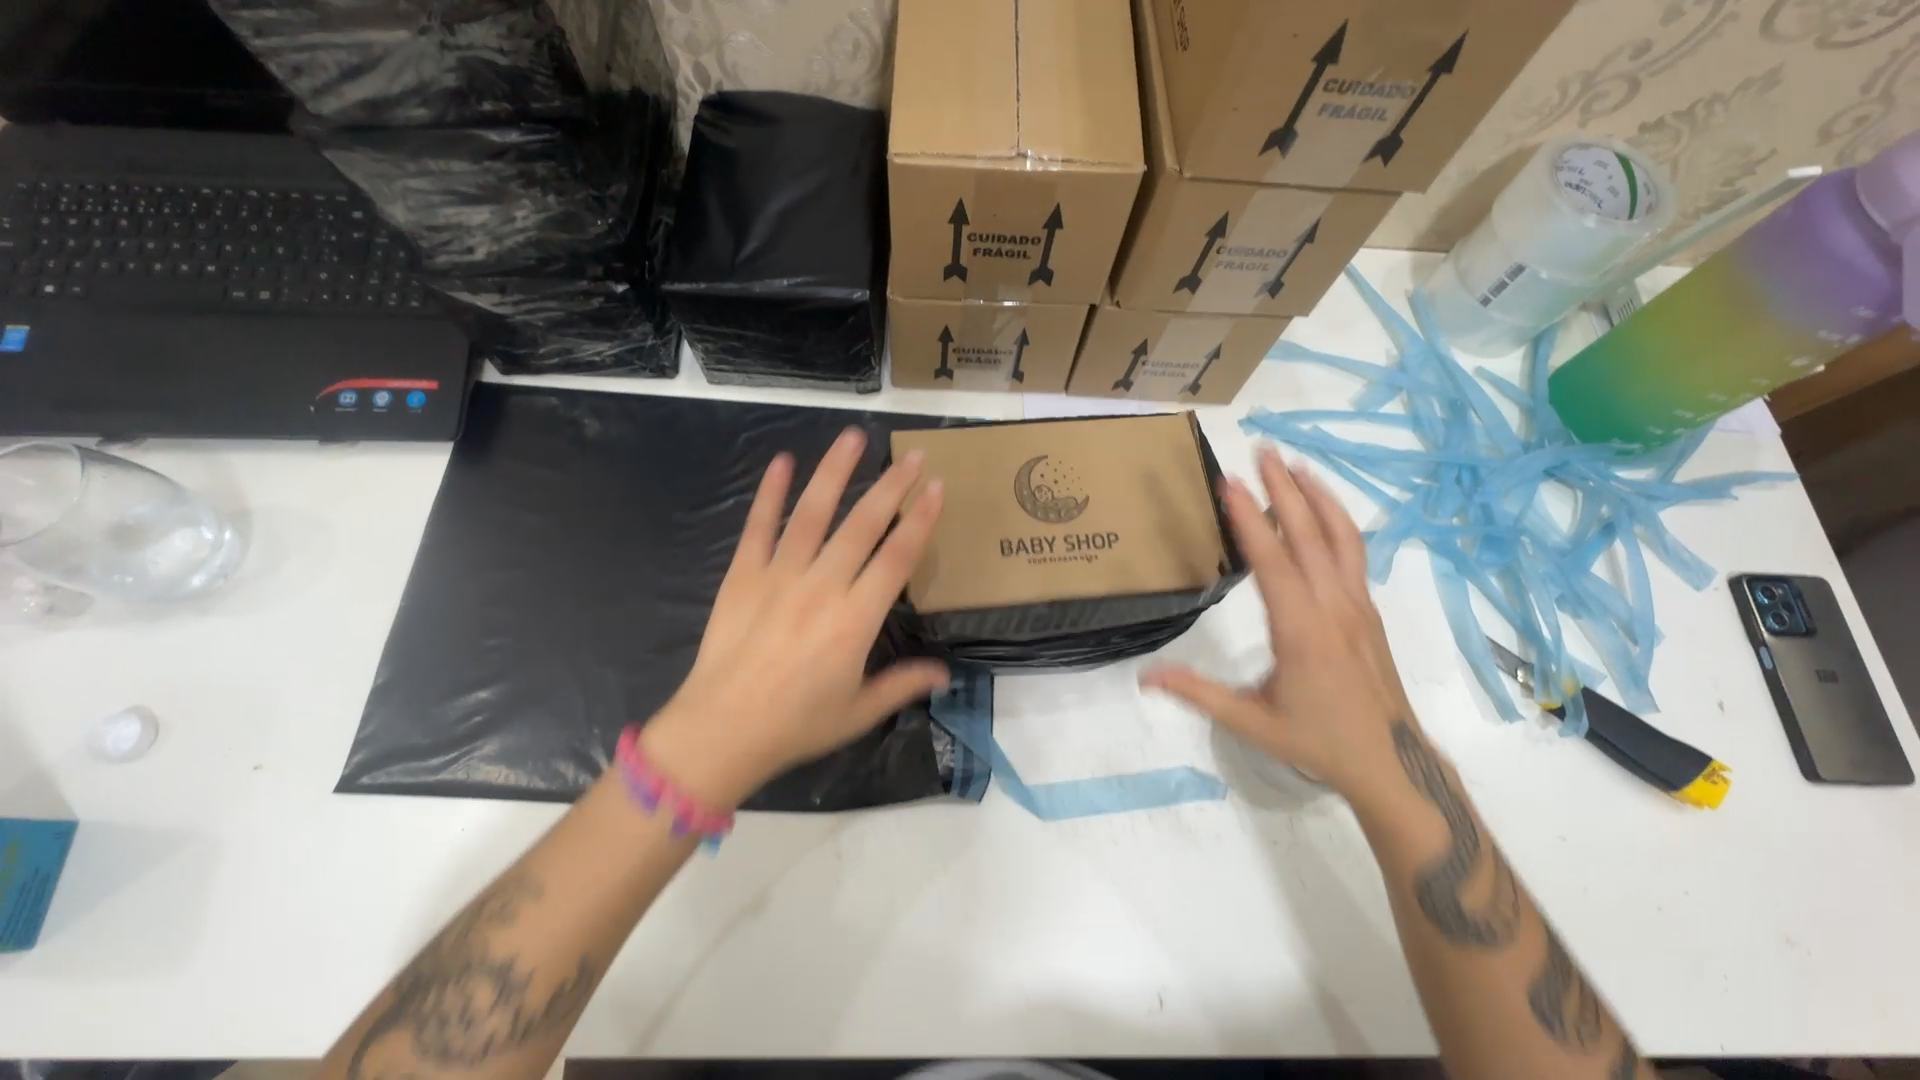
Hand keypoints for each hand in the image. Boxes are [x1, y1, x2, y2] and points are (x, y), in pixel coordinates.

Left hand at [638, 428, 948, 807]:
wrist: (722, 730)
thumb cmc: (796, 724)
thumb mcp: (858, 712)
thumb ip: (903, 685)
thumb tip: (946, 674)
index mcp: (856, 619)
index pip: (897, 558)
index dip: (921, 520)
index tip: (938, 487)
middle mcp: (822, 586)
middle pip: (863, 525)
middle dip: (893, 486)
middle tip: (914, 454)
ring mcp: (779, 575)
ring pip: (813, 513)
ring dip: (835, 472)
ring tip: (853, 437)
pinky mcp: (743, 574)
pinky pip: (759, 526)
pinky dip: (770, 492)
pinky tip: (782, 461)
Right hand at [1143, 444, 1413, 800]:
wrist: (1390, 762)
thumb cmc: (1316, 741)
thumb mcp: (1250, 722)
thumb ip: (1198, 693)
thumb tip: (1145, 677)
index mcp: (1301, 630)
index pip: (1272, 562)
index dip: (1250, 520)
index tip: (1231, 482)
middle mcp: (1333, 607)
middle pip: (1310, 535)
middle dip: (1284, 488)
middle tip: (1261, 450)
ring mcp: (1357, 605)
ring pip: (1341, 537)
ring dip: (1317, 496)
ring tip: (1294, 464)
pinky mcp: (1368, 610)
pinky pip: (1354, 552)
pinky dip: (1338, 520)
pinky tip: (1323, 509)